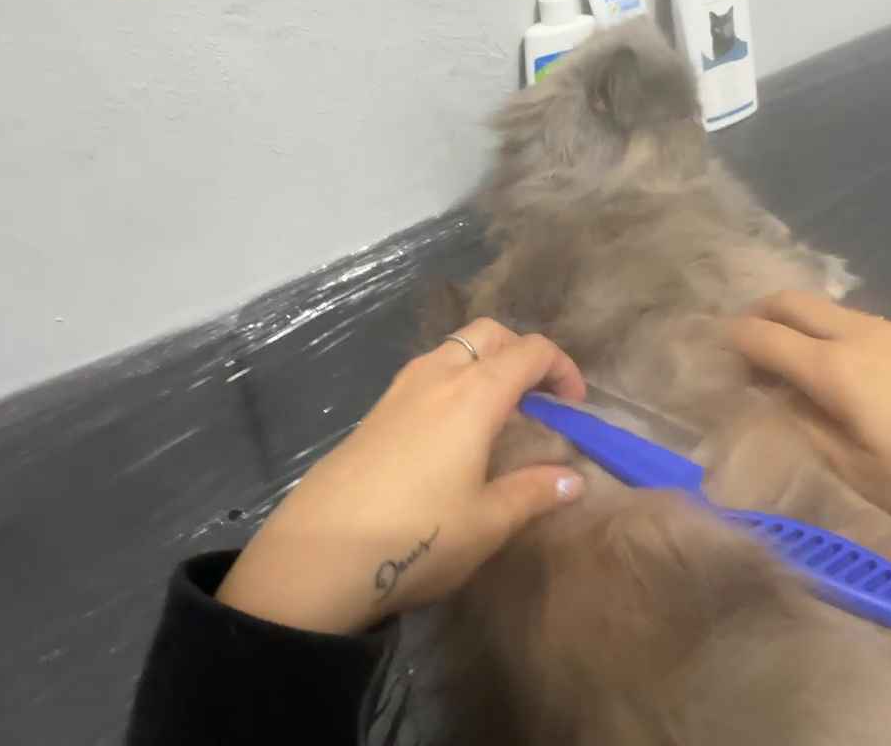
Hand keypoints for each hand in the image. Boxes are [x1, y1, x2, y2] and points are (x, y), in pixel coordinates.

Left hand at [216, 319, 587, 633]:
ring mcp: (401, 388)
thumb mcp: (487, 522)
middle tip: (537, 398)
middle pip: (490, 333)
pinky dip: (456, 381)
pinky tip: (454, 432)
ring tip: (498, 416)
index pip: (531, 351)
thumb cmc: (417, 535)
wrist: (316, 557)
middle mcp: (438, 375)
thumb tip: (573, 481)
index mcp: (474, 393)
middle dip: (522, 352)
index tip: (573, 406)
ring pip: (455, 349)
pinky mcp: (376, 409)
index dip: (563, 369)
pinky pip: (429, 373)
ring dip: (486, 365)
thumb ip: (534, 493)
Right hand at [729, 290, 890, 539]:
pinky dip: (816, 327)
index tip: (710, 363)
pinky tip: (822, 364)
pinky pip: (844, 316)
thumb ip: (803, 426)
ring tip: (777, 361)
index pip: (761, 335)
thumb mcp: (857, 473)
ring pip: (817, 304)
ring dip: (787, 319)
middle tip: (739, 353)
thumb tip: (765, 395)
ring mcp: (886, 330)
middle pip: (788, 301)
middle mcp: (855, 334)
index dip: (728, 343)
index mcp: (836, 369)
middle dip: (754, 316)